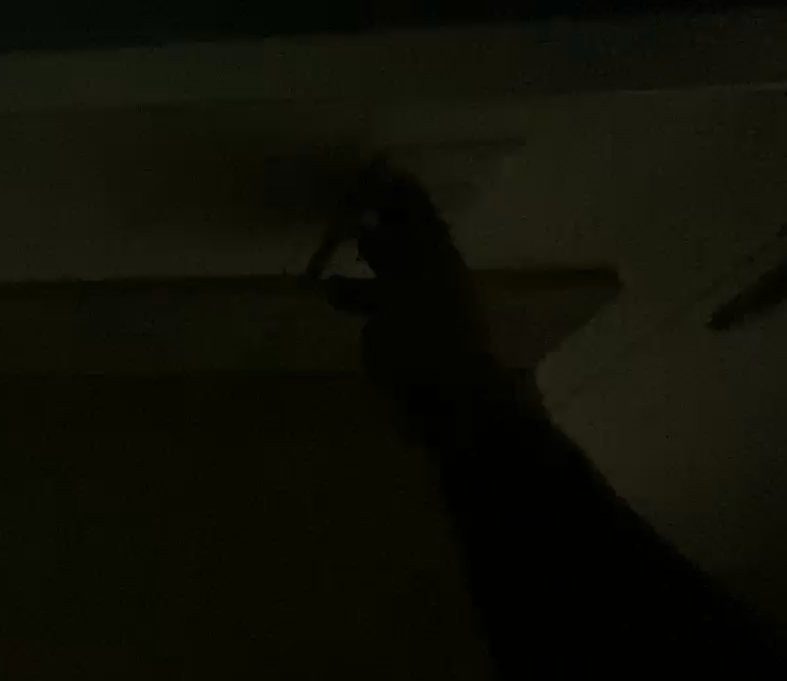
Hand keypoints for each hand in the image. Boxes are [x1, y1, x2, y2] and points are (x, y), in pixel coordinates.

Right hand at [325, 163, 505, 396]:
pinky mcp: (404, 338)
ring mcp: (419, 309)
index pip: (414, 214)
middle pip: (404, 238)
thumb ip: (388, 256)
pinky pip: (377, 302)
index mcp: (435, 261)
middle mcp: (431, 277)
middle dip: (380, 219)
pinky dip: (358, 293)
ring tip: (338, 249)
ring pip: (389, 271)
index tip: (370, 170)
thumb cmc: (426, 345)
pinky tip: (337, 296)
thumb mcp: (404, 292)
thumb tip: (367, 223)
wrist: (449, 403)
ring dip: (366, 257)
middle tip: (349, 202)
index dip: (394, 193)